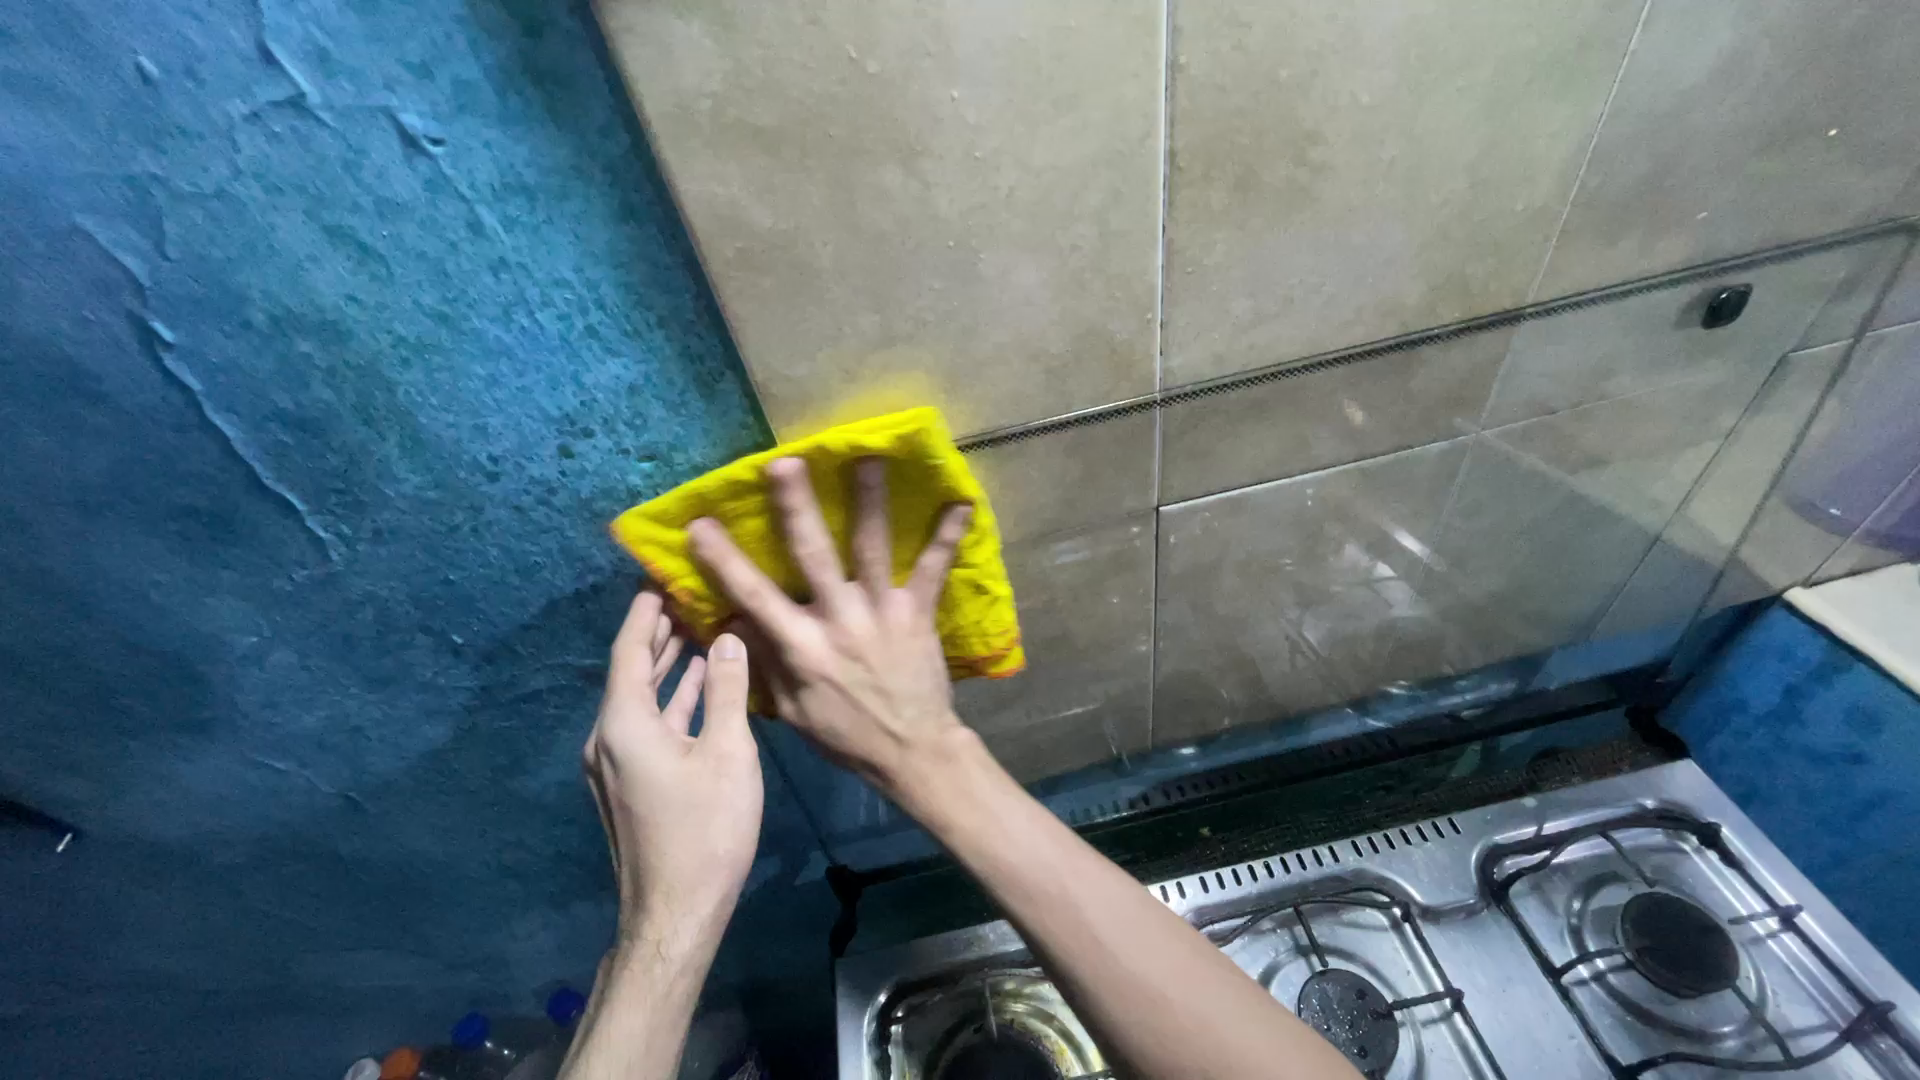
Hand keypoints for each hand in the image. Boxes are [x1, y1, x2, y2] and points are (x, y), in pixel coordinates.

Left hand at [583, 592, 761, 957]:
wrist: (676, 911)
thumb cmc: (704, 829)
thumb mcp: (726, 752)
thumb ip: (724, 690)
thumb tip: (727, 637)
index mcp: (623, 724)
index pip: (629, 651)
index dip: (645, 613)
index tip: (661, 578)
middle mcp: (609, 738)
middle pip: (631, 672)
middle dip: (657, 634)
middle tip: (686, 596)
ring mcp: (618, 764)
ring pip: (642, 700)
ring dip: (667, 666)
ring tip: (698, 630)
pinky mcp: (632, 783)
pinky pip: (650, 725)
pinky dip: (673, 701)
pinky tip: (699, 686)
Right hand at [686, 456, 973, 795]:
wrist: (910, 751)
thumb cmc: (845, 734)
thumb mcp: (792, 709)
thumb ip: (763, 662)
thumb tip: (733, 618)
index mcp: (801, 647)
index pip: (754, 597)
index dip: (724, 561)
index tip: (699, 524)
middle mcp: (839, 621)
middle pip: (814, 557)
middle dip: (798, 509)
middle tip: (786, 463)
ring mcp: (881, 614)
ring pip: (872, 550)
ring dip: (870, 503)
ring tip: (870, 458)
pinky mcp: (918, 615)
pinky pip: (933, 571)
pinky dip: (946, 537)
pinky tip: (961, 503)